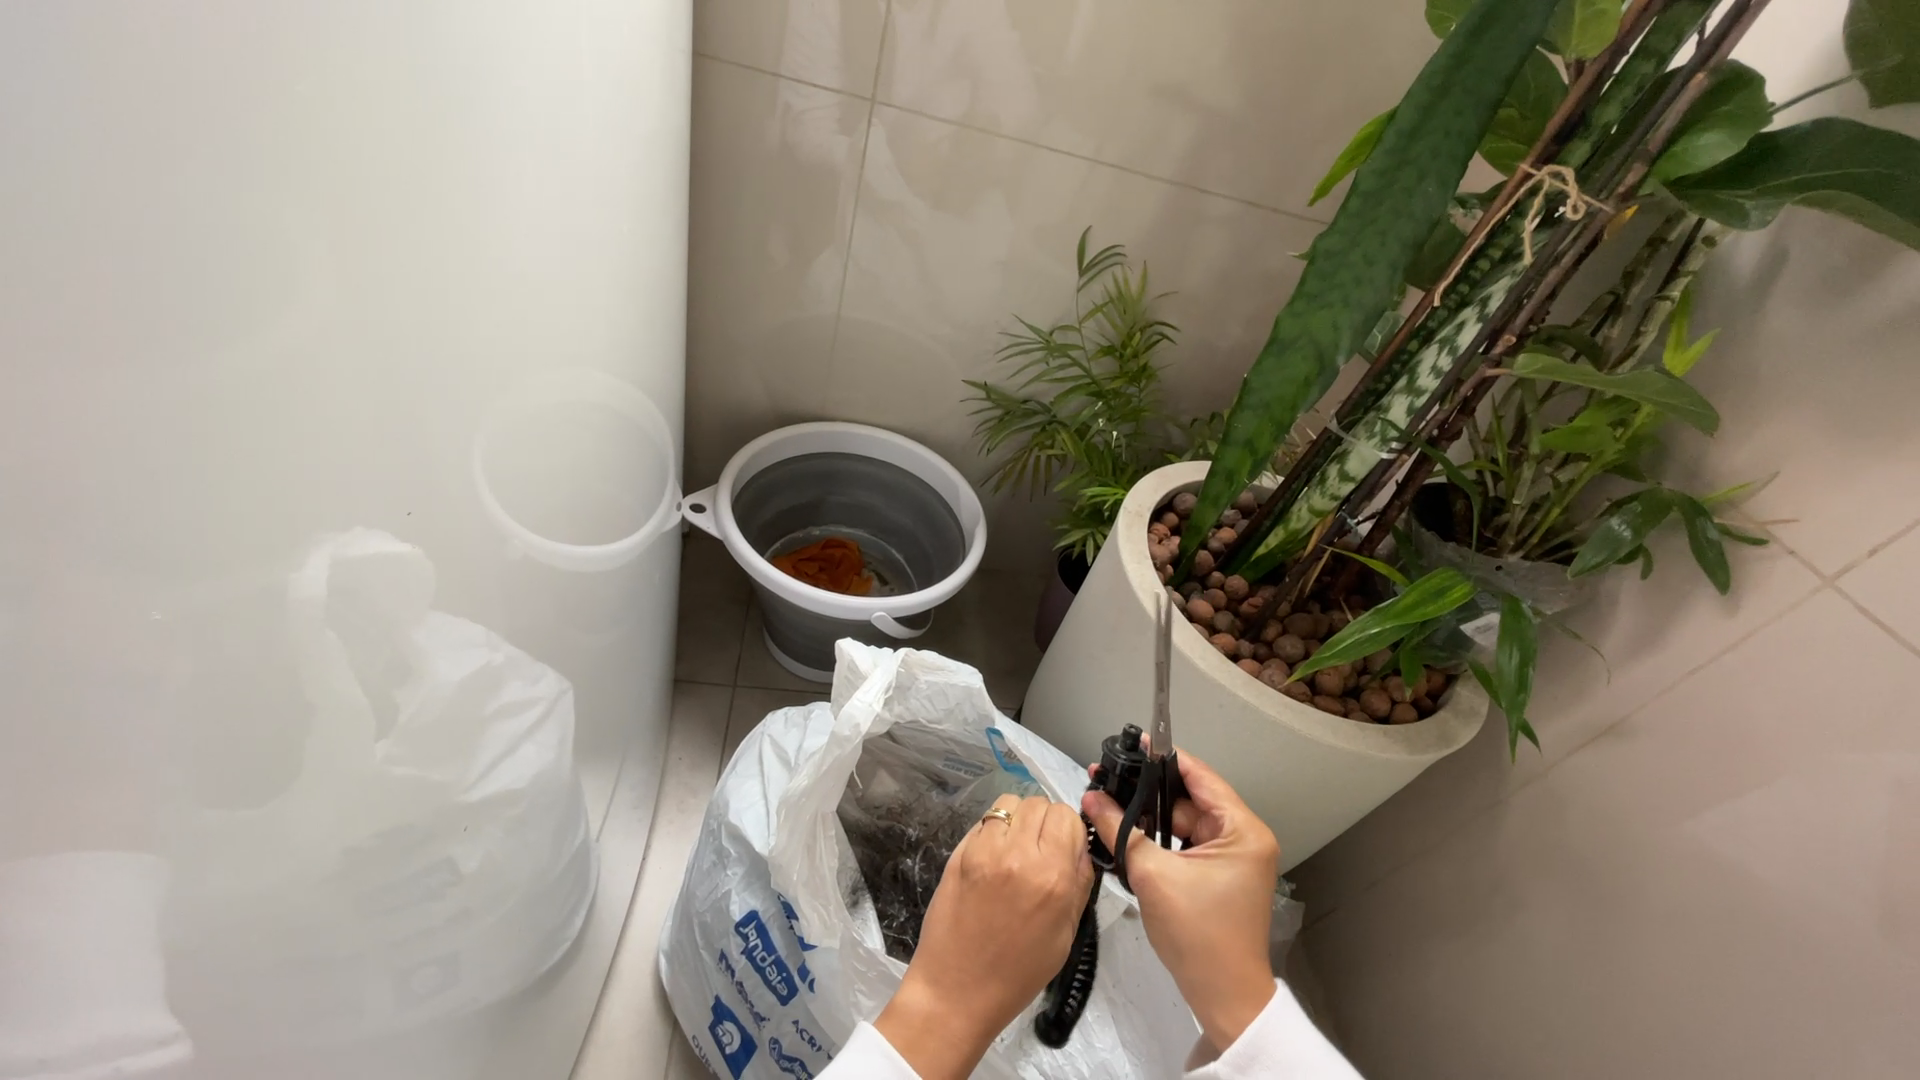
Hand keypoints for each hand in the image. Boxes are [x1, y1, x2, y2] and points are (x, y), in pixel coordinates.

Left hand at [875, 793, 1093, 1079]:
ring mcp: (986, 849)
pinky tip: (993, 855)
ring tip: (1015, 847)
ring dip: (1018, 819)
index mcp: (1053, 876)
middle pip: (1039, 803)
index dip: (1068, 829)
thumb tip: (1080, 847)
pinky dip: (993, 829)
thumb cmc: (1019, 971)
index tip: (1064, 848)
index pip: (1066, 816)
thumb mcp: (1066, 933)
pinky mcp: (960, 851)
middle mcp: (1020, 854)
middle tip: (1039, 848)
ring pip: (1010, 803)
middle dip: (1044, 821)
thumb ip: (1078, 882)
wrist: (958, 989)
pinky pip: (984, 820)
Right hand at [1083, 750, 1278, 1051]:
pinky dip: (1157, 837)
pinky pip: (1183, 842)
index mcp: (1242, 829)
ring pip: (1182, 821)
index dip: (1165, 757)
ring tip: (1109, 798)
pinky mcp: (1217, 874)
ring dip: (1148, 814)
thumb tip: (1090, 796)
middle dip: (1147, 789)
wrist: (1222, 997)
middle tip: (1108, 774)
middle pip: (1188, 798)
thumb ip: (1119, 829)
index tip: (1132, 741)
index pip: (1200, 776)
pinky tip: (1126, 828)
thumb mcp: (1151, 874)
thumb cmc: (1196, 932)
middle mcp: (1243, 837)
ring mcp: (1231, 857)